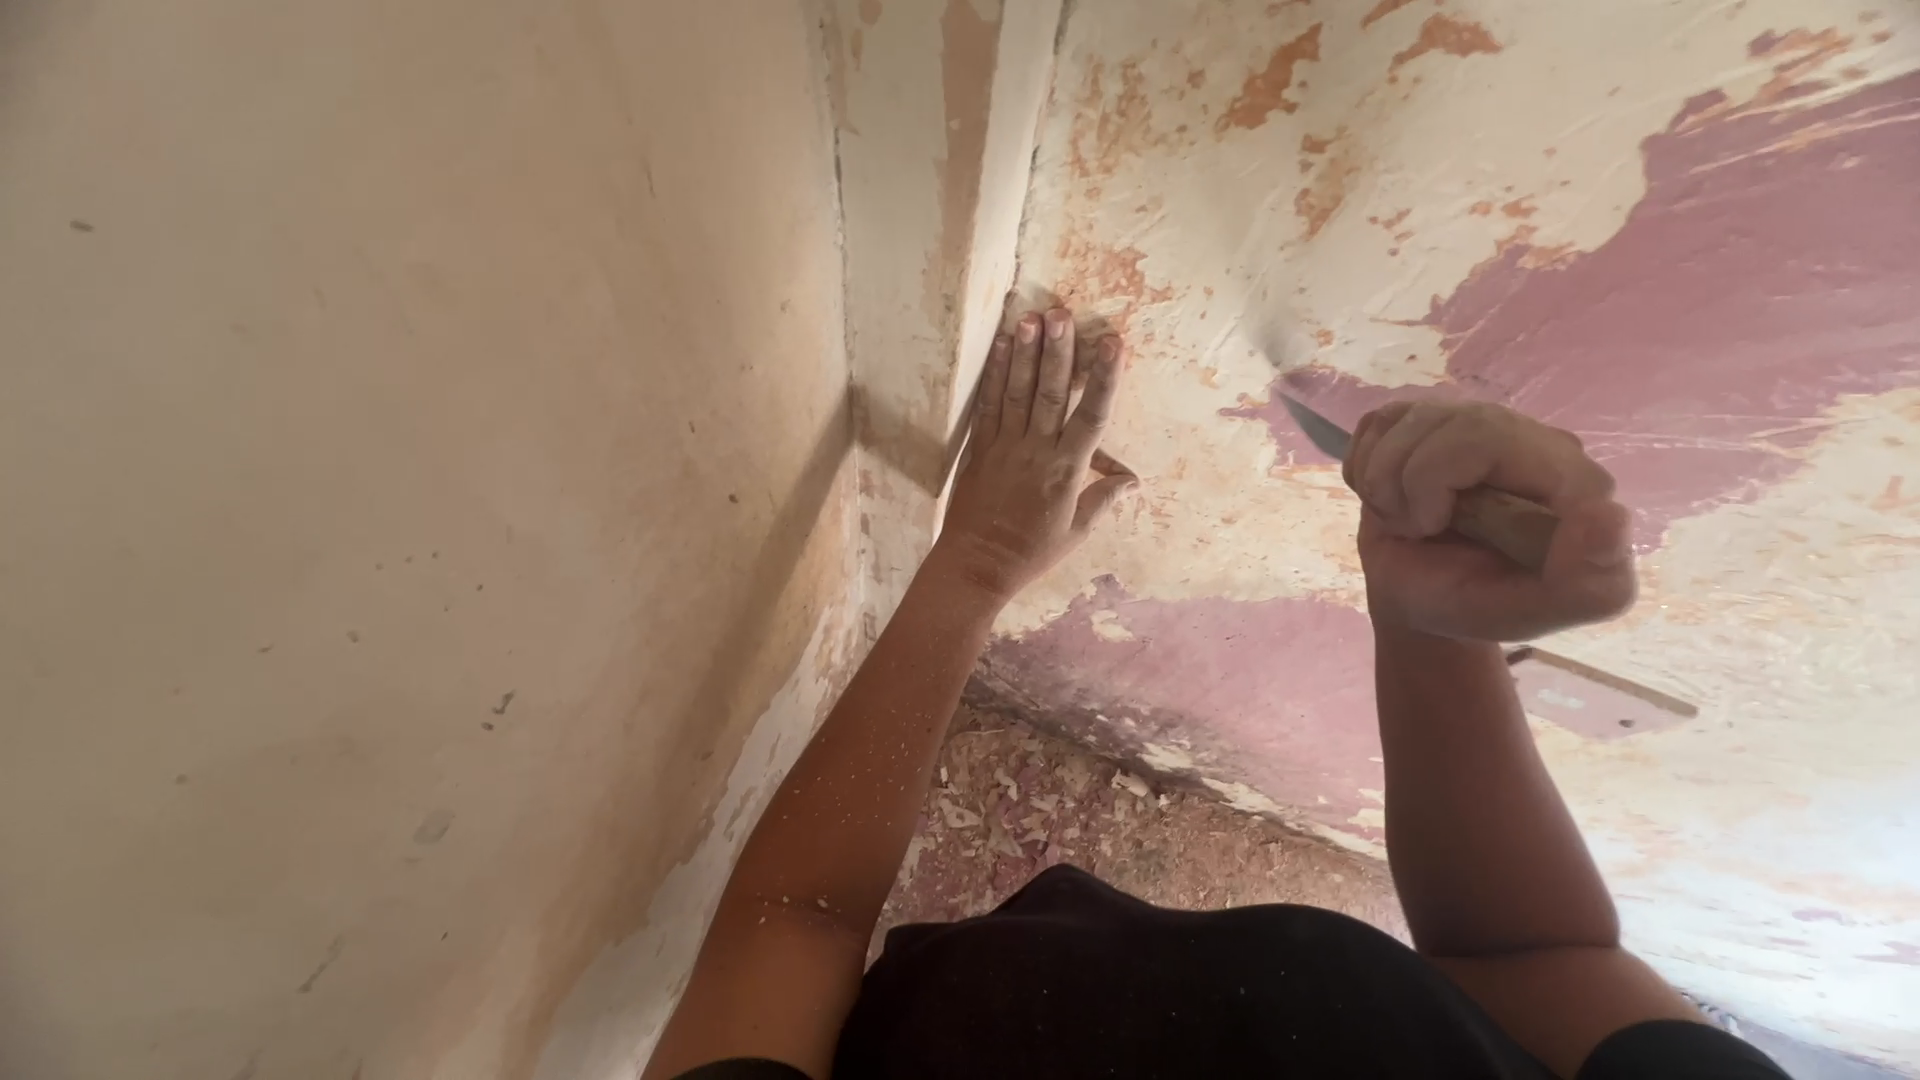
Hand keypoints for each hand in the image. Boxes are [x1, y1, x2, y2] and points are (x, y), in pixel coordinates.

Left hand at [931, 307, 1135, 601]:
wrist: (977, 566)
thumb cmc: (1032, 553)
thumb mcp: (1077, 532)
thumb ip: (1103, 499)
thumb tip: (1132, 479)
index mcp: (1067, 472)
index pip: (1091, 417)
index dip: (1104, 379)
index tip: (1113, 343)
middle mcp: (1036, 452)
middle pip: (1050, 394)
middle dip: (1058, 352)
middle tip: (1062, 313)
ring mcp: (1004, 447)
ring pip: (1016, 393)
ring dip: (1024, 353)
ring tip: (1031, 317)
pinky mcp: (979, 449)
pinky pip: (988, 406)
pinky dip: (994, 375)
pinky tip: (1000, 346)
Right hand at [1345, 401, 1634, 641]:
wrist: (1410, 595)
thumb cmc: (1467, 604)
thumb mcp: (1529, 614)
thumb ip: (1588, 586)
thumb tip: (1608, 514)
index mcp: (1567, 477)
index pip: (1491, 438)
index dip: (1437, 481)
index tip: (1434, 528)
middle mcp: (1523, 437)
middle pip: (1444, 423)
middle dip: (1406, 484)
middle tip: (1414, 526)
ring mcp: (1469, 423)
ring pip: (1403, 420)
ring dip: (1381, 482)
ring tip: (1403, 517)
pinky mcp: (1421, 423)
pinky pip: (1376, 422)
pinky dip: (1363, 467)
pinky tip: (1388, 495)